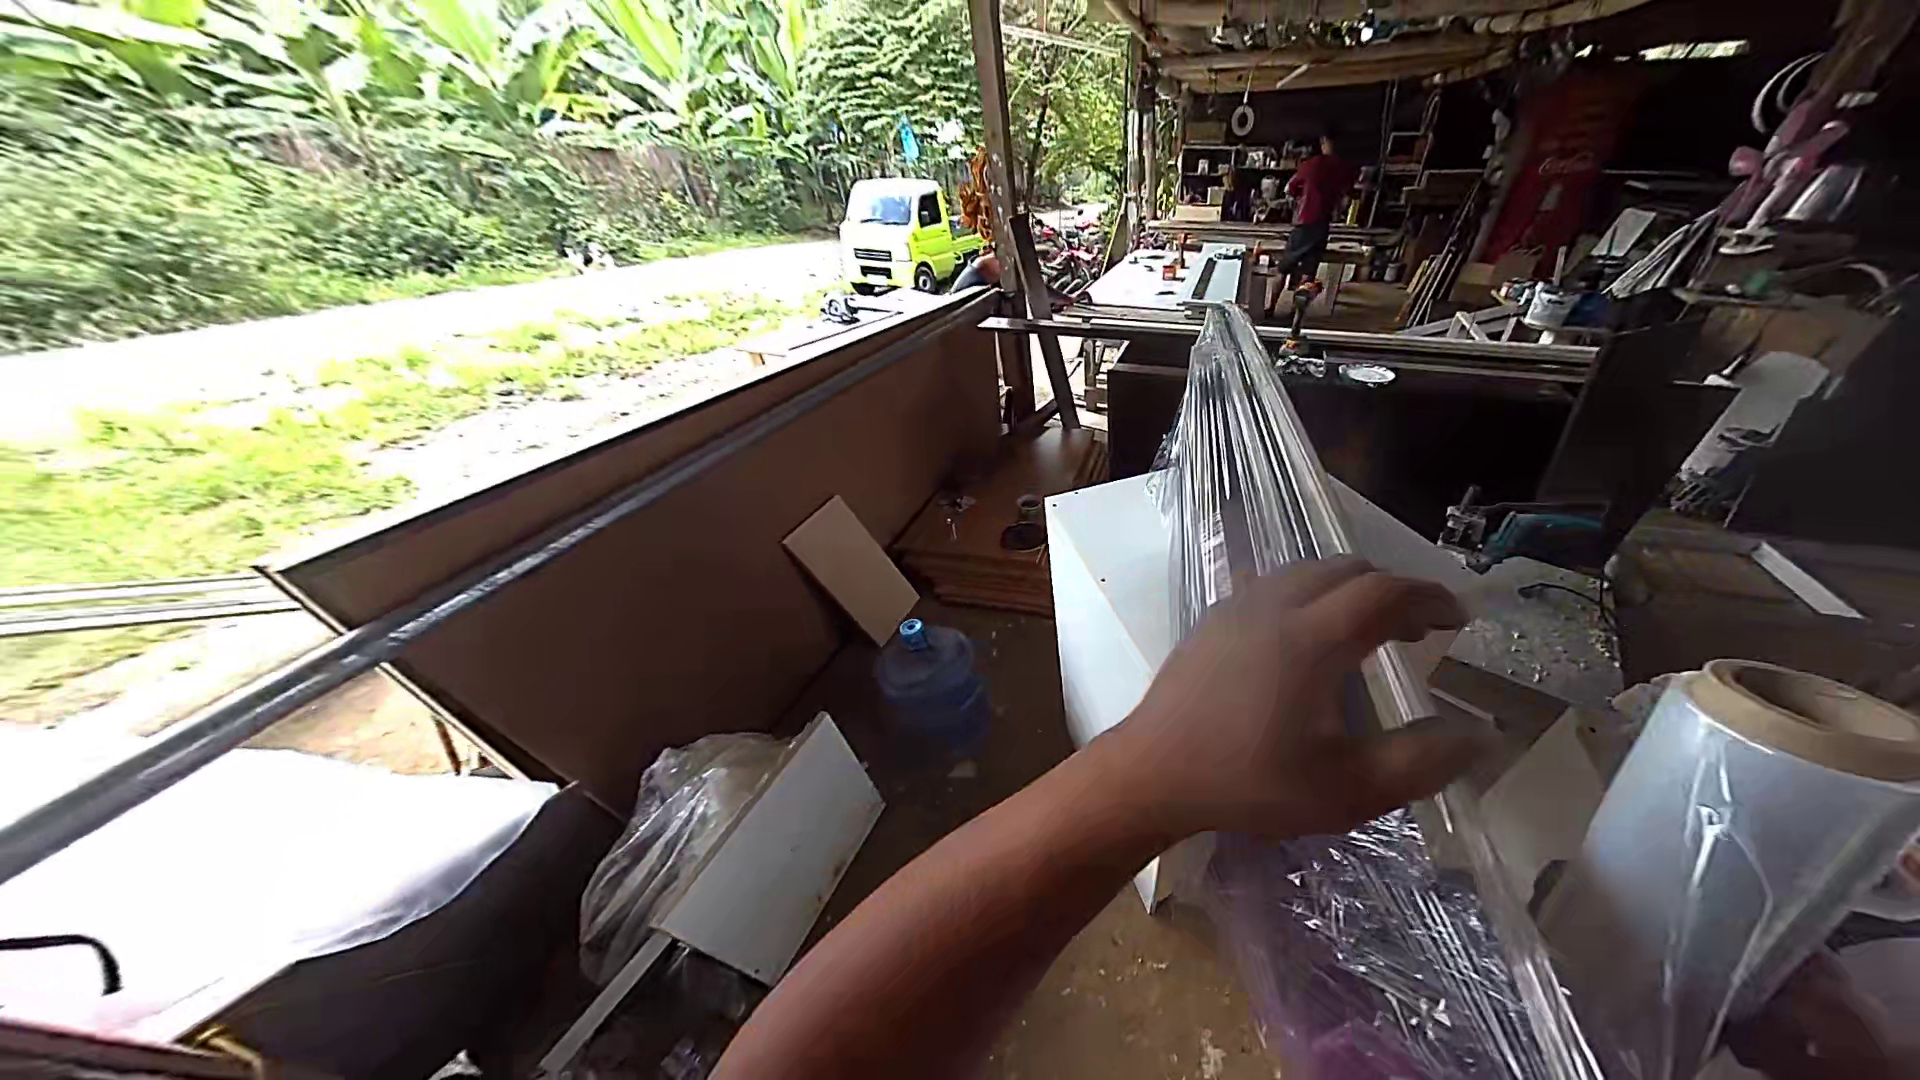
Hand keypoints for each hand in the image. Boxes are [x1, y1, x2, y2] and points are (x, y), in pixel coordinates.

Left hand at [1093, 558, 1492, 839]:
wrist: (1155, 769)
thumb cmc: (1250, 781)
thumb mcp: (1350, 788)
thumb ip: (1423, 760)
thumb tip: (1480, 734)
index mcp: (1311, 638)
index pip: (1384, 592)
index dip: (1429, 598)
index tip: (1455, 619)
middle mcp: (1270, 607)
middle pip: (1342, 570)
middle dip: (1389, 588)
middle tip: (1414, 628)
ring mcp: (1232, 609)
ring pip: (1300, 572)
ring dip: (1342, 587)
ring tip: (1362, 628)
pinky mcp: (1208, 621)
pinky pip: (1265, 587)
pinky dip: (1300, 594)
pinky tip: (1300, 632)